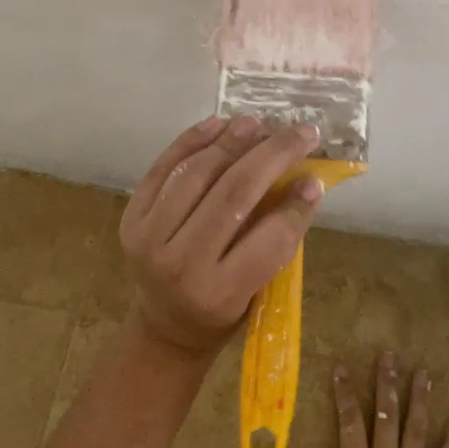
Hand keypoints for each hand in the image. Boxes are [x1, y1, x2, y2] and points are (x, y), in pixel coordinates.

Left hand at [119, 114, 324, 355]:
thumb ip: (278, 241)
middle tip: (300, 133)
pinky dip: (192, 141)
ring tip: (259, 122)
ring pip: (197, 175)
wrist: (164, 324)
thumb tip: (307, 183)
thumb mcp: (257, 290)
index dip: (296, 207)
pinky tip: (220, 124)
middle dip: (272, 157)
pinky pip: (164, 168)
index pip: (268, 240)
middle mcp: (181, 265)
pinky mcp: (131, 218)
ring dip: (231, 142)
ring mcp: (150, 239)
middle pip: (232, 196)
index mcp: (220, 293)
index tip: (317, 177)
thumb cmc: (223, 311)